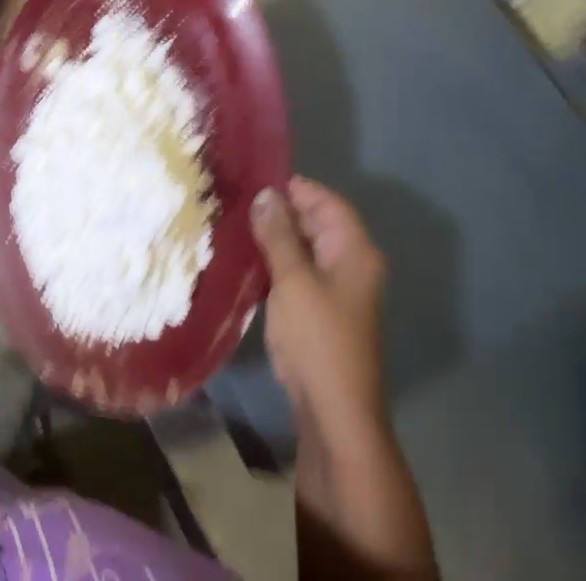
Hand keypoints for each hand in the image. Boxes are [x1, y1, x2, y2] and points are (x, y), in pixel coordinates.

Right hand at [254, 179, 436, 579]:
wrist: (333, 407)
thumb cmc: (318, 338)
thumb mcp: (294, 281)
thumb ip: (280, 236)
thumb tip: (266, 195)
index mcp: (355, 252)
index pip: (327, 203)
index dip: (294, 188)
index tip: (252, 178)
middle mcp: (350, 265)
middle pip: (316, 224)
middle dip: (279, 211)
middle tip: (233, 199)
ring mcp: (335, 289)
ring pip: (303, 249)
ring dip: (273, 238)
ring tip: (231, 223)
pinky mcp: (317, 309)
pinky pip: (295, 273)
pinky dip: (273, 263)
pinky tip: (242, 260)